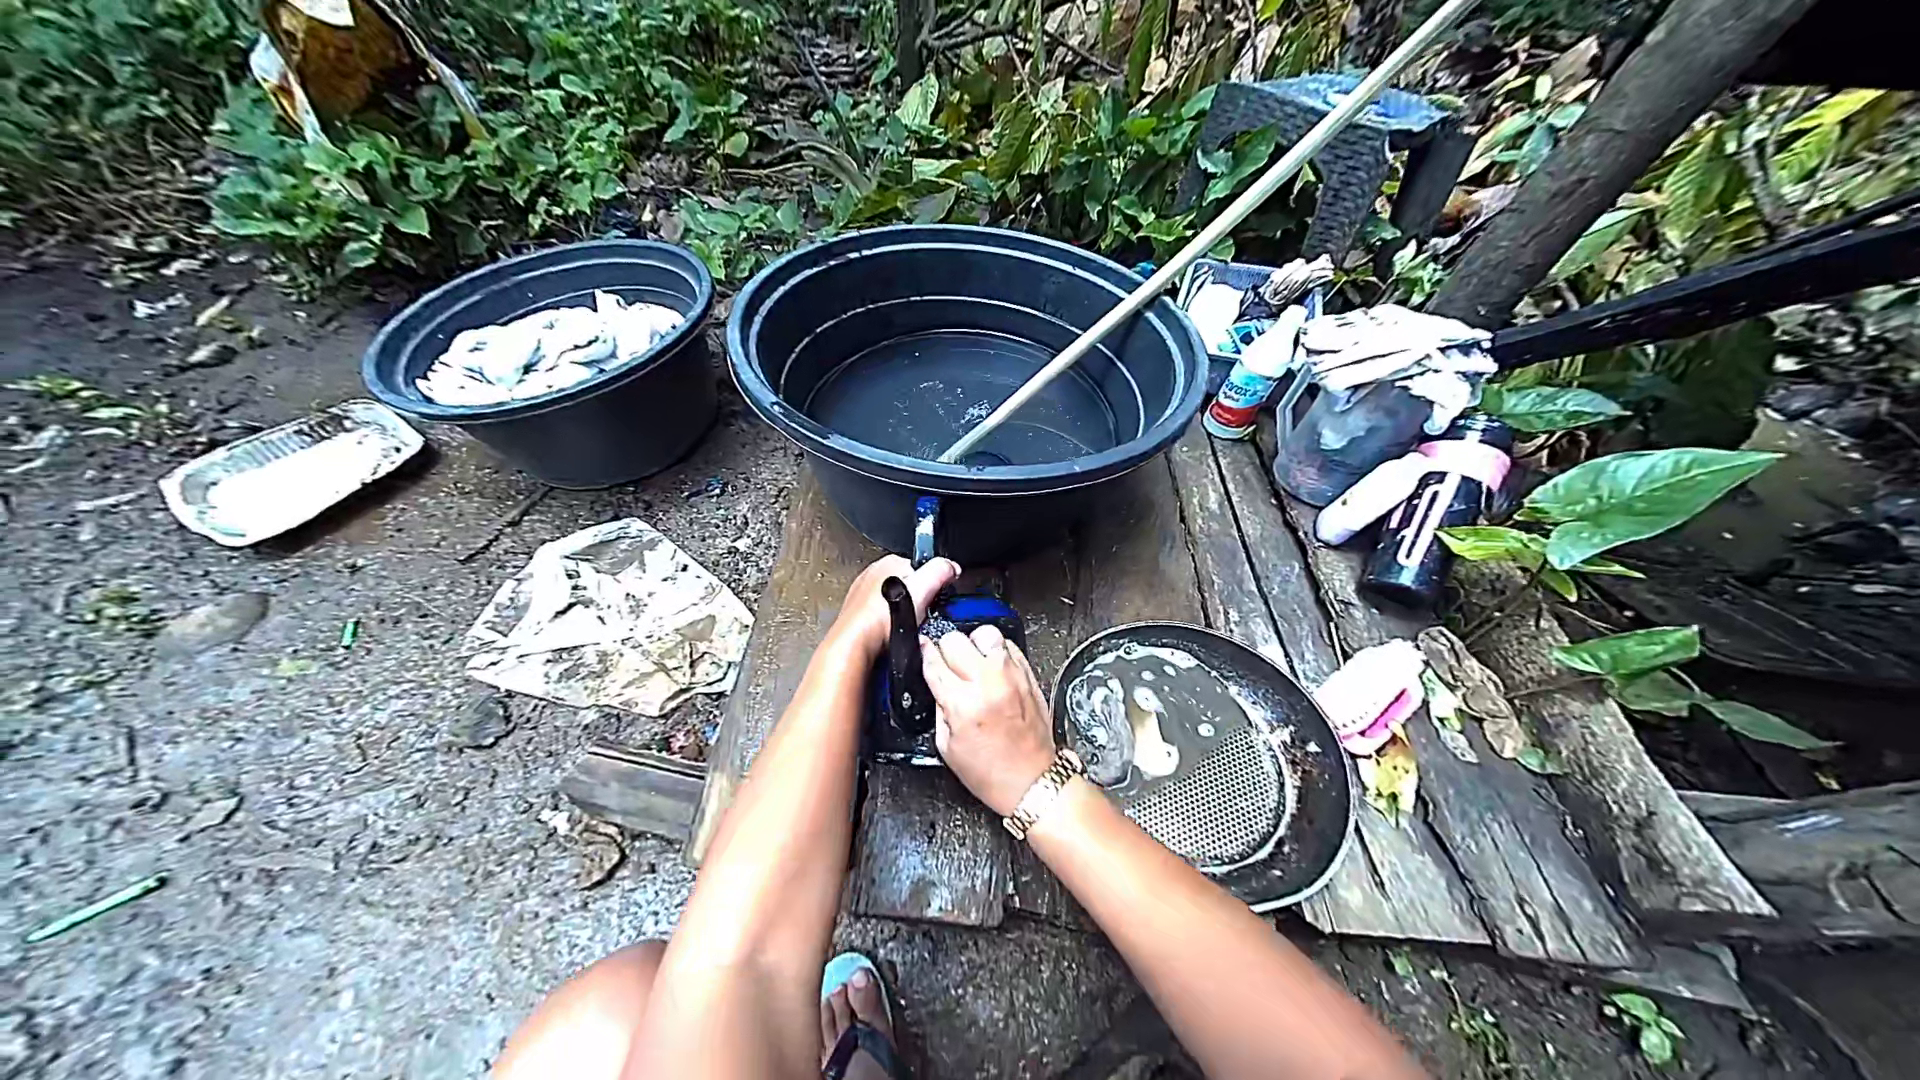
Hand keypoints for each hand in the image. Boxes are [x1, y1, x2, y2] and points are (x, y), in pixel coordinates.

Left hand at [826, 555, 960, 659]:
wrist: (855, 645)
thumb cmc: (879, 617)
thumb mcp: (924, 587)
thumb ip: (941, 570)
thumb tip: (951, 567)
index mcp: (888, 563)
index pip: (920, 566)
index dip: (933, 583)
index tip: (937, 596)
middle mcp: (873, 576)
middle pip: (909, 587)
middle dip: (919, 601)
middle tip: (922, 615)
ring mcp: (864, 598)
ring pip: (897, 606)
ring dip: (905, 617)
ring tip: (906, 627)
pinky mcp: (861, 618)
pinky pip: (884, 621)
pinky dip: (890, 628)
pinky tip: (892, 634)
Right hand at [921, 626, 1057, 816]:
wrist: (1032, 781)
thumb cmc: (993, 773)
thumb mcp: (947, 747)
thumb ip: (940, 708)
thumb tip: (938, 682)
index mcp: (963, 704)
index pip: (934, 661)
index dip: (924, 652)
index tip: (923, 648)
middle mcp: (988, 684)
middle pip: (956, 640)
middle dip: (946, 648)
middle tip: (947, 661)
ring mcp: (1012, 676)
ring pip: (985, 633)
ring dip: (973, 644)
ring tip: (972, 660)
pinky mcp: (1028, 675)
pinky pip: (1009, 645)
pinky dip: (996, 651)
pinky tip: (992, 667)